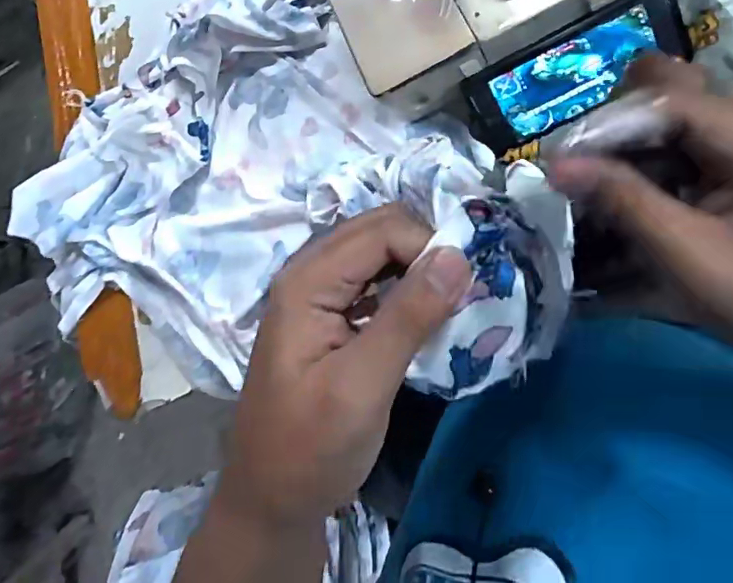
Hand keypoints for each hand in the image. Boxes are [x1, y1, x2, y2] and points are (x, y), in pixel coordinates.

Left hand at [217, 205, 471, 525]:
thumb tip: (458, 255)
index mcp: (307, 281)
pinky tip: (424, 313)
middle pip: (380, 228)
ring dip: (419, 265)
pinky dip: (406, 284)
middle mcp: (309, 271)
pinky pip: (376, 275)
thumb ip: (409, 317)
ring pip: (380, 248)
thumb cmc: (310, 450)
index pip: (382, 230)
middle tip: (460, 289)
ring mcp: (318, 290)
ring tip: (449, 300)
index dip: (427, 247)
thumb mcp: (362, 386)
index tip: (462, 288)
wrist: (270, 504)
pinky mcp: (331, 311)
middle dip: (426, 248)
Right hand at [545, 56, 732, 398]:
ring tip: (599, 178)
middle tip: (585, 166)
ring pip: (666, 101)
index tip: (562, 156)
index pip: (675, 103)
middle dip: (619, 121)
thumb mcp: (691, 260)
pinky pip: (674, 128)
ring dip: (627, 135)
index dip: (612, 122)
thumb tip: (557, 165)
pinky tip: (629, 184)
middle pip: (670, 87)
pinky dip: (643, 150)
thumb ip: (626, 204)